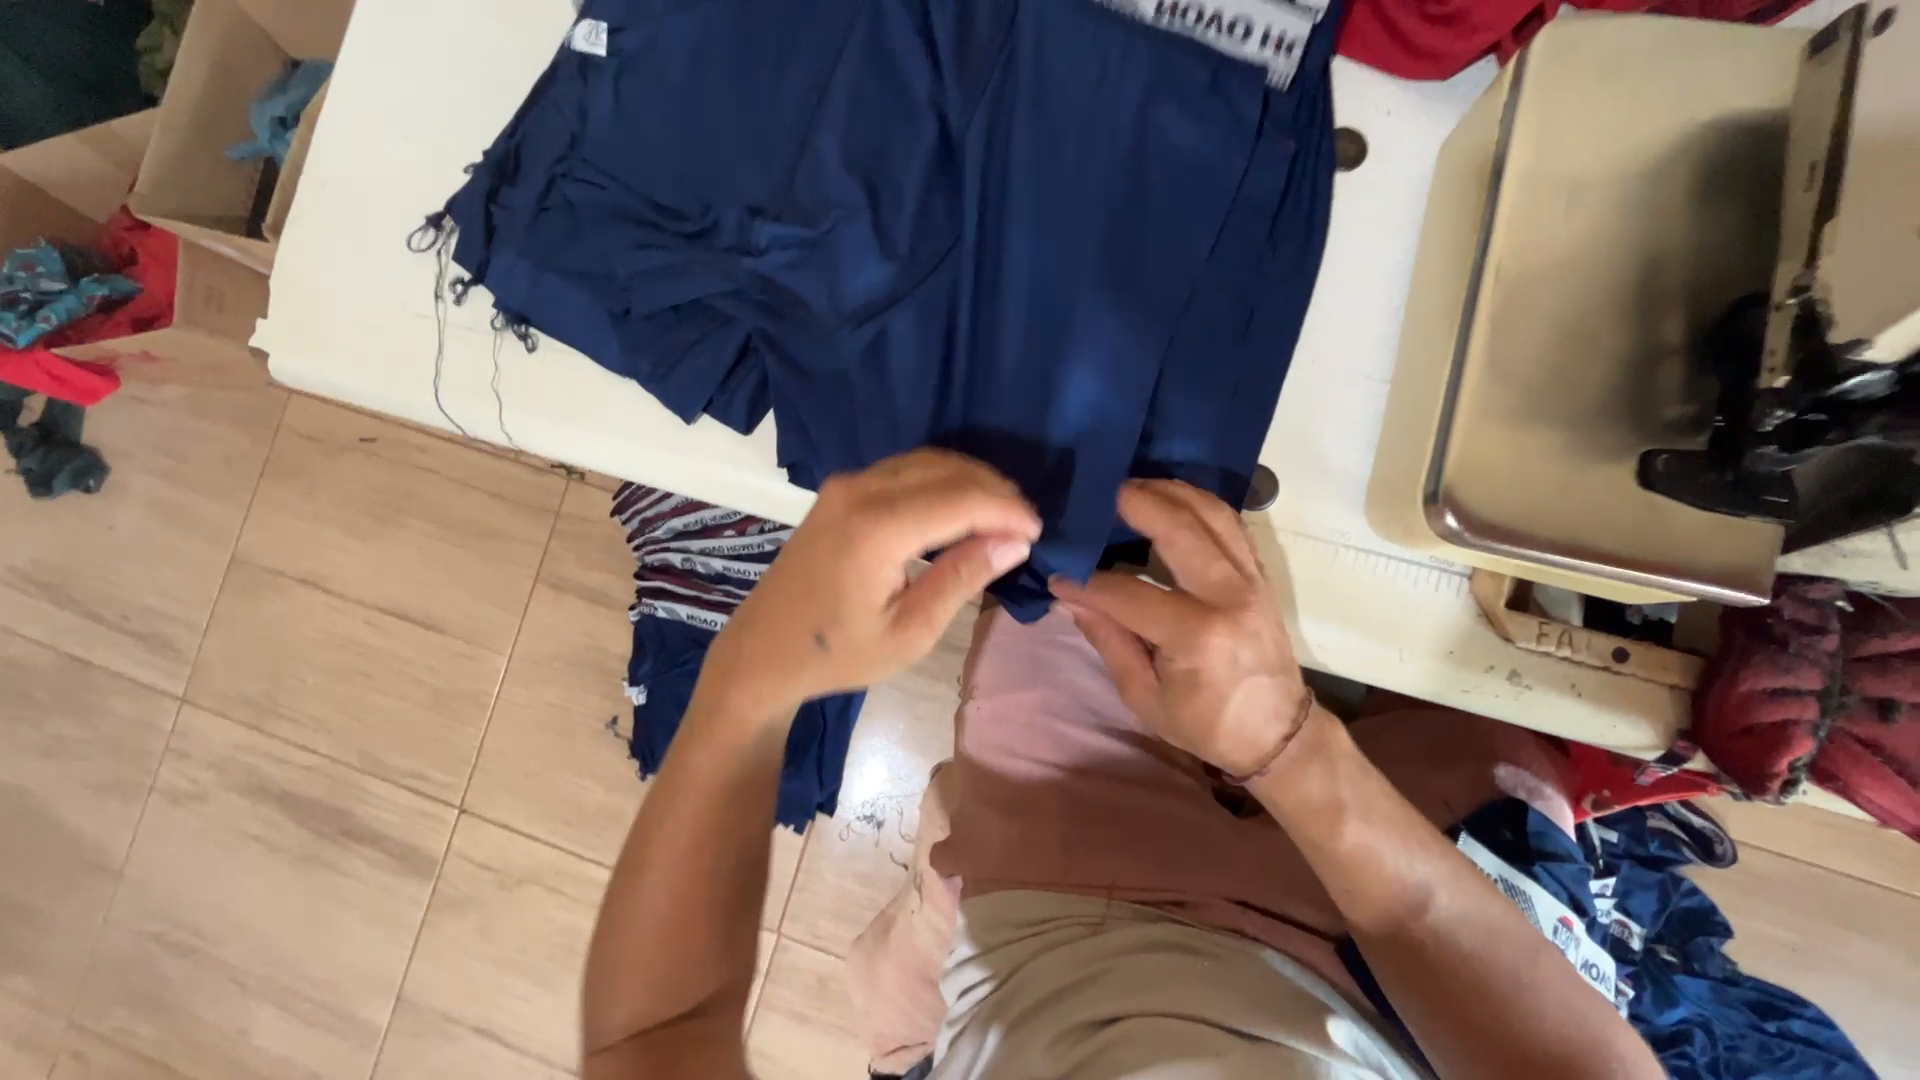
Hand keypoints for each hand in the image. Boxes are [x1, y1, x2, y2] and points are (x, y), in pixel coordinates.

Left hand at [702, 448, 1040, 712]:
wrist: (763, 651)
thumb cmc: (837, 654)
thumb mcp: (910, 632)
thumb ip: (961, 579)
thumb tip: (1014, 542)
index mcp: (877, 528)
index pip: (962, 498)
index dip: (1007, 511)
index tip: (1037, 534)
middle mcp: (860, 491)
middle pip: (947, 470)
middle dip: (994, 490)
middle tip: (1024, 525)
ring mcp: (845, 485)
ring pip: (925, 462)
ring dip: (969, 481)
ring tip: (1001, 516)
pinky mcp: (838, 491)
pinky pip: (903, 469)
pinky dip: (940, 481)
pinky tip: (959, 508)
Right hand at [1050, 479, 1309, 777]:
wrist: (1277, 733)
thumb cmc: (1207, 724)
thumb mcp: (1145, 696)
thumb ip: (1109, 640)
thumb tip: (1070, 597)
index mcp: (1197, 635)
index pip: (1128, 593)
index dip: (1086, 583)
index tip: (1057, 575)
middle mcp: (1229, 596)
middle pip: (1179, 528)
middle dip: (1135, 502)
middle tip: (1100, 491)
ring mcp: (1251, 580)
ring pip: (1212, 513)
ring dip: (1170, 491)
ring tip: (1133, 485)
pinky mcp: (1260, 575)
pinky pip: (1230, 524)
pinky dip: (1199, 503)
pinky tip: (1171, 498)